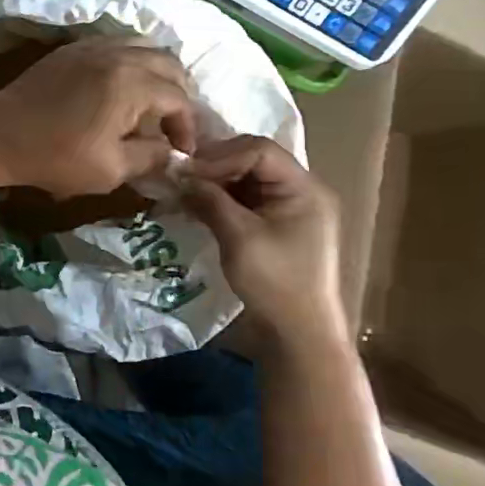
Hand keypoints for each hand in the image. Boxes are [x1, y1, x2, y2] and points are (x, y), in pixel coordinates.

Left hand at [0, 39, 198, 197]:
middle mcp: (117, 55)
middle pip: (168, 64)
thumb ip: (150, 157)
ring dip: (157, 73)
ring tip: (153, 103)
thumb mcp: (110, 170)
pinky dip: (131, 62)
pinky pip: (116, 45)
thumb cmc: (55, 156)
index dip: (187, 127)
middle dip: (179, 94)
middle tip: (173, 125)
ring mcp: (93, 47)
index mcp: (130, 83)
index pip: (179, 98)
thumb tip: (171, 152)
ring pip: (144, 47)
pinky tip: (123, 88)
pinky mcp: (72, 49)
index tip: (181, 152)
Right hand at [180, 136, 346, 350]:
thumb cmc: (275, 283)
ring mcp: (290, 207)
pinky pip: (247, 196)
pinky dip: (222, 196)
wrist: (299, 335)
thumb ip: (210, 200)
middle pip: (253, 158)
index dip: (220, 155)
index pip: (259, 150)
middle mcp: (301, 190)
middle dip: (216, 164)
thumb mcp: (239, 237)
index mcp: (304, 189)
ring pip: (247, 176)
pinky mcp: (277, 223)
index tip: (187, 171)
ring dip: (216, 180)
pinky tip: (198, 203)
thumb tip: (180, 176)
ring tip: (186, 189)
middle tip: (183, 177)